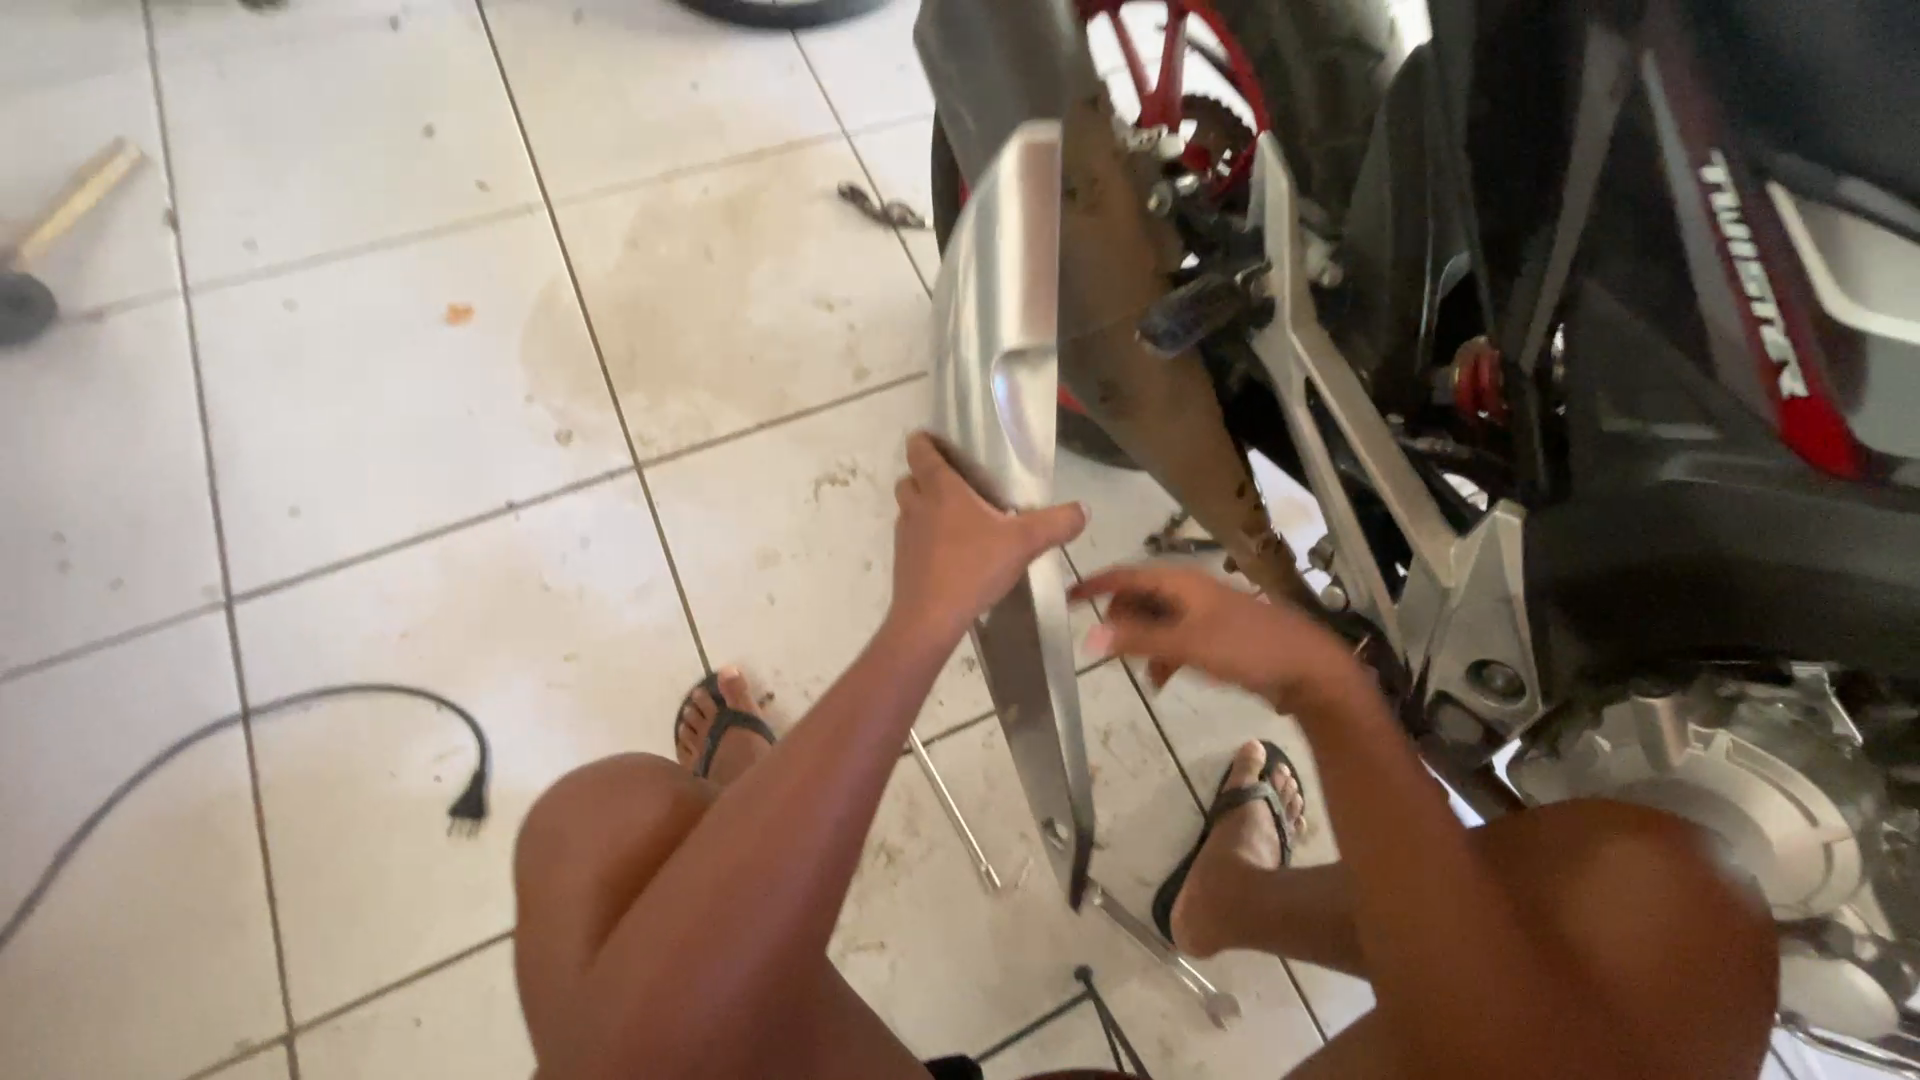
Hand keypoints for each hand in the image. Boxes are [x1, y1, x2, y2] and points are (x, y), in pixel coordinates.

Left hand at [888, 432, 1088, 645]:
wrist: (930, 618)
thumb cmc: (973, 568)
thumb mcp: (1024, 543)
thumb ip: (1055, 524)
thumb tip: (1084, 509)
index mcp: (941, 490)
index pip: (920, 452)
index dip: (923, 441)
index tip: (934, 439)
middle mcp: (917, 507)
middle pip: (908, 479)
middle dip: (923, 476)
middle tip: (951, 483)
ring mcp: (905, 537)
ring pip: (908, 511)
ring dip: (924, 509)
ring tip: (954, 519)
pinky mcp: (903, 564)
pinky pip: (912, 541)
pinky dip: (925, 540)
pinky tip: (950, 555)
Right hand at [1070, 563, 1368, 709]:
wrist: (1308, 669)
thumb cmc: (1246, 648)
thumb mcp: (1186, 645)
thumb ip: (1137, 640)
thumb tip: (1088, 637)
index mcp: (1180, 582)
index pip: (1125, 575)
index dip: (1095, 585)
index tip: (1066, 597)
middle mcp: (1188, 591)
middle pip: (1138, 599)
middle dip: (1119, 621)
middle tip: (1106, 648)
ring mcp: (1203, 613)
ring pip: (1156, 621)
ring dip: (1141, 643)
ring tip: (1136, 671)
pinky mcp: (1215, 635)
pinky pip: (1174, 639)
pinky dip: (1162, 656)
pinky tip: (1161, 681)